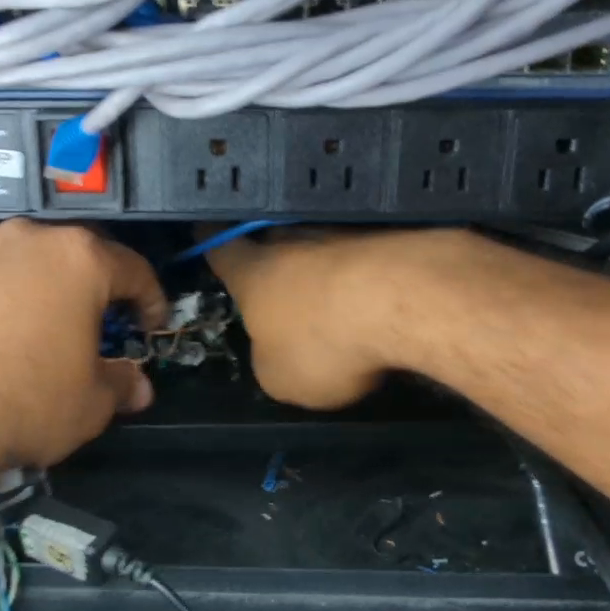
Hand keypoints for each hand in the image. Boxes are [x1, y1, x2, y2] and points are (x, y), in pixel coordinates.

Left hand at [0, 220, 167, 476]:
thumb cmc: (22, 400)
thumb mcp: (88, 404)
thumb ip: (119, 386)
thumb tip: (137, 386)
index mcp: (76, 259)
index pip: (132, 269)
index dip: (150, 300)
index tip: (150, 326)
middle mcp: (22, 241)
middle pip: (71, 259)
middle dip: (88, 292)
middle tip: (93, 330)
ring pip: (16, 269)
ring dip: (33, 297)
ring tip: (32, 342)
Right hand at [206, 227, 479, 409]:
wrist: (406, 298)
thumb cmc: (324, 342)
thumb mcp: (279, 378)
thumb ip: (268, 358)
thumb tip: (276, 348)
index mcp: (253, 272)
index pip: (220, 250)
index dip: (210, 244)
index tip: (204, 235)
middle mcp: (292, 240)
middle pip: (272, 240)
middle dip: (271, 256)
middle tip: (277, 280)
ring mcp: (341, 232)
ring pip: (320, 246)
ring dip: (324, 267)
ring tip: (336, 296)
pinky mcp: (388, 235)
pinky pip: (363, 254)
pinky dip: (364, 272)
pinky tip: (376, 293)